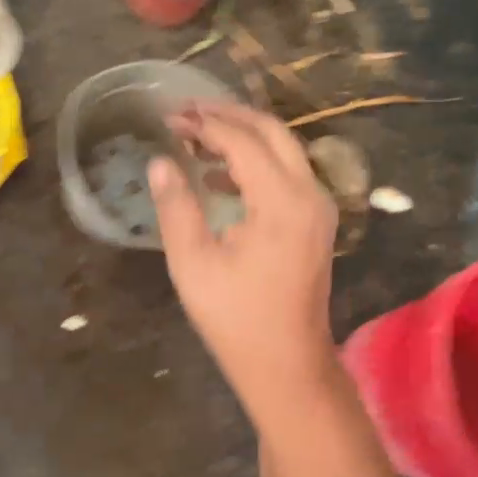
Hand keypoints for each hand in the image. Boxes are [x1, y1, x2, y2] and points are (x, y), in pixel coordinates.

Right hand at [149, 101, 340, 422]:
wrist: (287, 364)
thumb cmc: (235, 316)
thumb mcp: (193, 261)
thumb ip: (176, 205)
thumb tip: (160, 162)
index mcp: (282, 203)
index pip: (243, 142)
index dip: (203, 124)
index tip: (167, 118)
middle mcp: (309, 196)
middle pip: (272, 132)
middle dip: (227, 115)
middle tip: (184, 111)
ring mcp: (317, 208)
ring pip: (282, 149)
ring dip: (240, 134)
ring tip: (193, 136)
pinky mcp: (312, 222)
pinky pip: (284, 172)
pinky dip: (251, 160)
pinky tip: (216, 173)